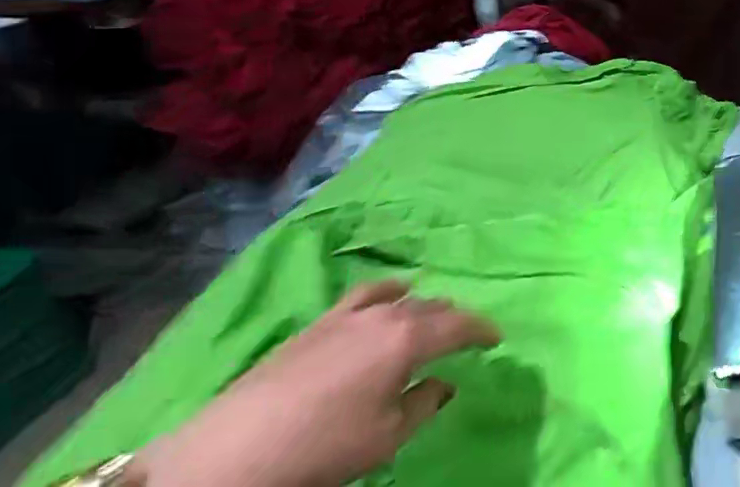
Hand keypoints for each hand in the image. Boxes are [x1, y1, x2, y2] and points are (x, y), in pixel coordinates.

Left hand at [133, 280, 500, 486]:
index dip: (482, 329)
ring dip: (425, 305)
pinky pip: (368, 292)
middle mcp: (385, 313)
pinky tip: (391, 294)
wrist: (241, 445)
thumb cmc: (325, 447)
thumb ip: (423, 403)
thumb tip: (444, 383)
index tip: (497, 337)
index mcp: (408, 339)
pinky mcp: (323, 318)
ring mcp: (351, 311)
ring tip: (435, 318)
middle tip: (470, 334)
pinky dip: (390, 291)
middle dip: (455, 318)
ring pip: (403, 297)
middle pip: (432, 306)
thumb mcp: (385, 437)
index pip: (458, 325)